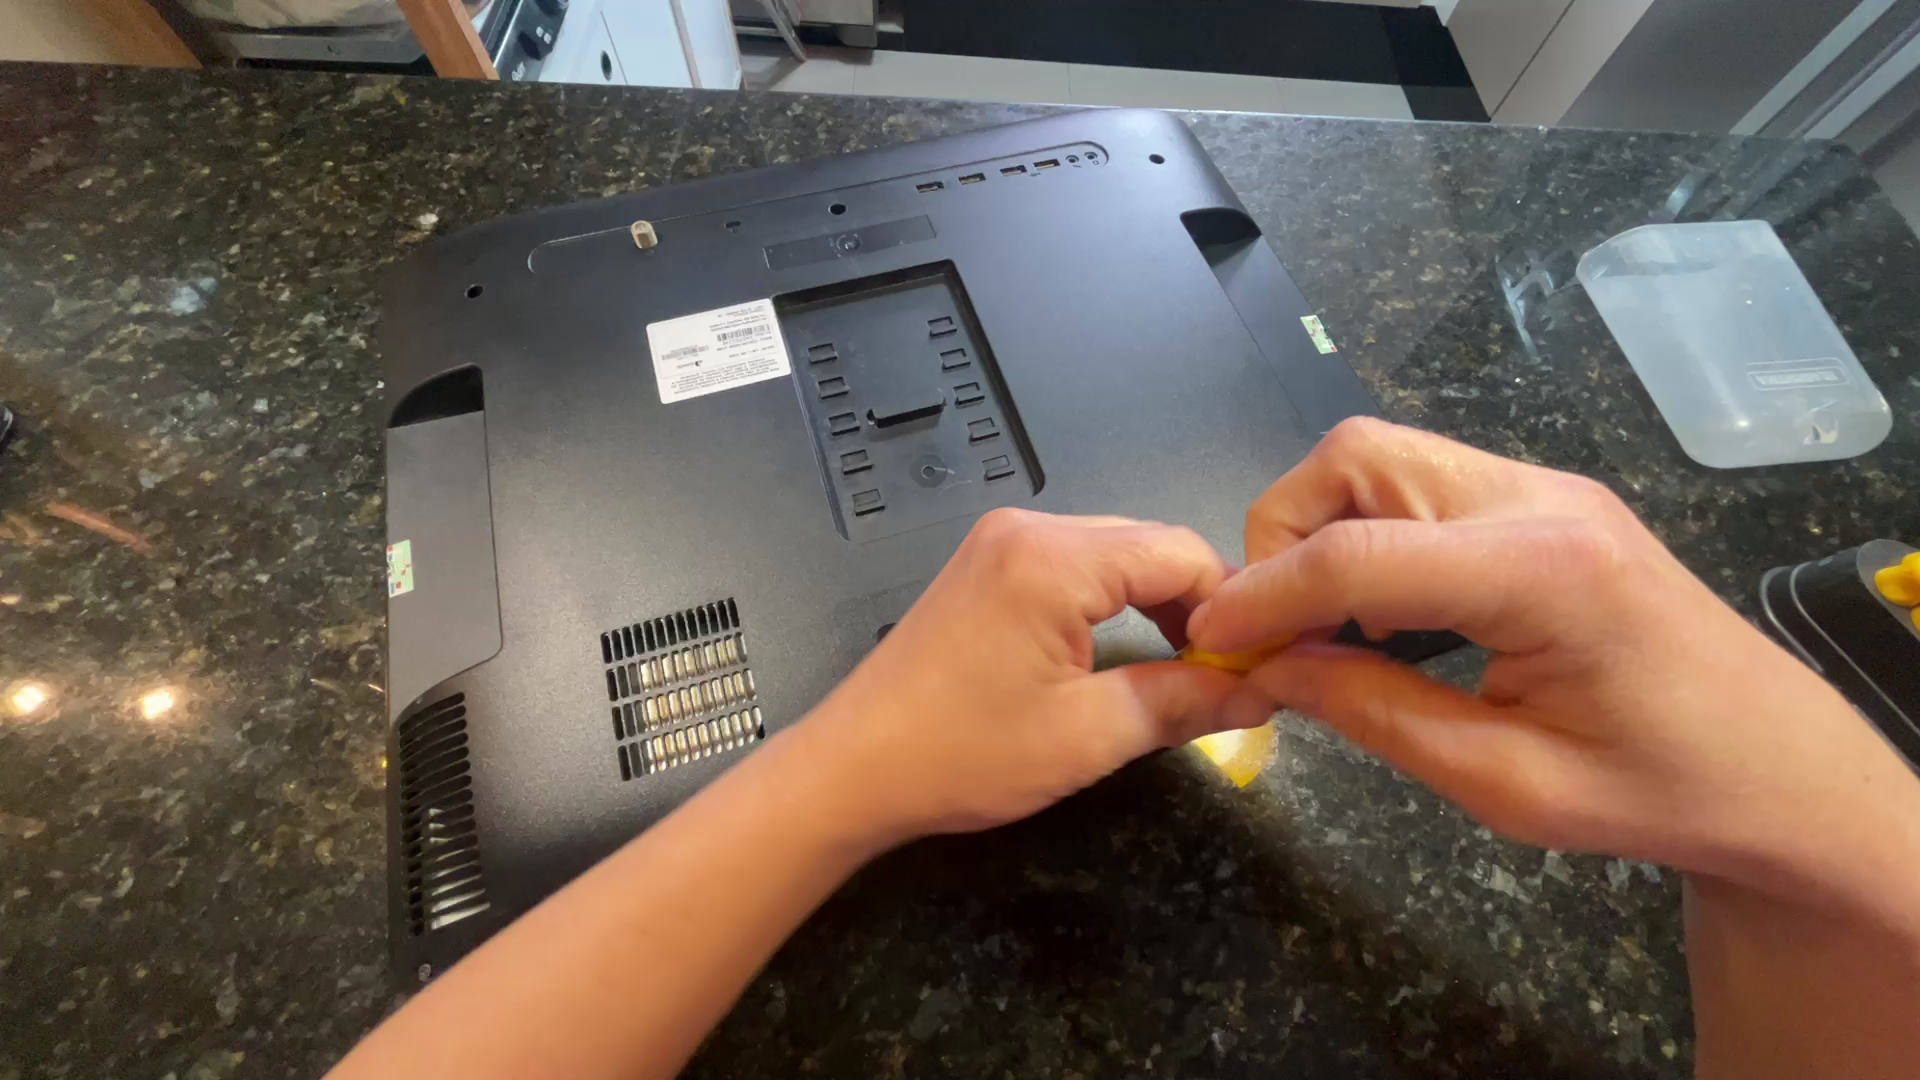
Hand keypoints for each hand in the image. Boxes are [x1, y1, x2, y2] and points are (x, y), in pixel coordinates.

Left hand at [791, 509, 1243, 844]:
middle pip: (1146, 545)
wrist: (853, 765)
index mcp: (1053, 558)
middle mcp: (1026, 528)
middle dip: (1193, 603)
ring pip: (1111, 553)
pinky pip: (1070, 564)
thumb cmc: (962, 754)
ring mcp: (998, 541)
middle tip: (1219, 670)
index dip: (1230, 606)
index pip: (1181, 553)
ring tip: (1177, 662)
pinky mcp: (983, 563)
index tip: (1252, 663)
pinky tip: (1116, 642)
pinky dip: (1106, 599)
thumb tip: (1258, 694)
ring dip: (1151, 600)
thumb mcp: (1085, 737)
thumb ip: (1180, 703)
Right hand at [1187, 418, 1919, 923]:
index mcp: (1544, 571)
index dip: (1261, 593)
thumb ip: (1366, 710)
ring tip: (1318, 612)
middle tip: (1275, 619)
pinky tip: (1372, 602)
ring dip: (1312, 525)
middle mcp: (1535, 498)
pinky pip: (1401, 482)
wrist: (1791, 775)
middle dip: (1281, 533)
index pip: (1356, 555)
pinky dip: (1352, 530)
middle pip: (1354, 459)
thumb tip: (1263, 664)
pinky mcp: (1528, 497)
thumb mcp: (1501, 783)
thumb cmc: (1660, 795)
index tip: (1207, 637)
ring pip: (1369, 457)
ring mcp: (1535, 486)